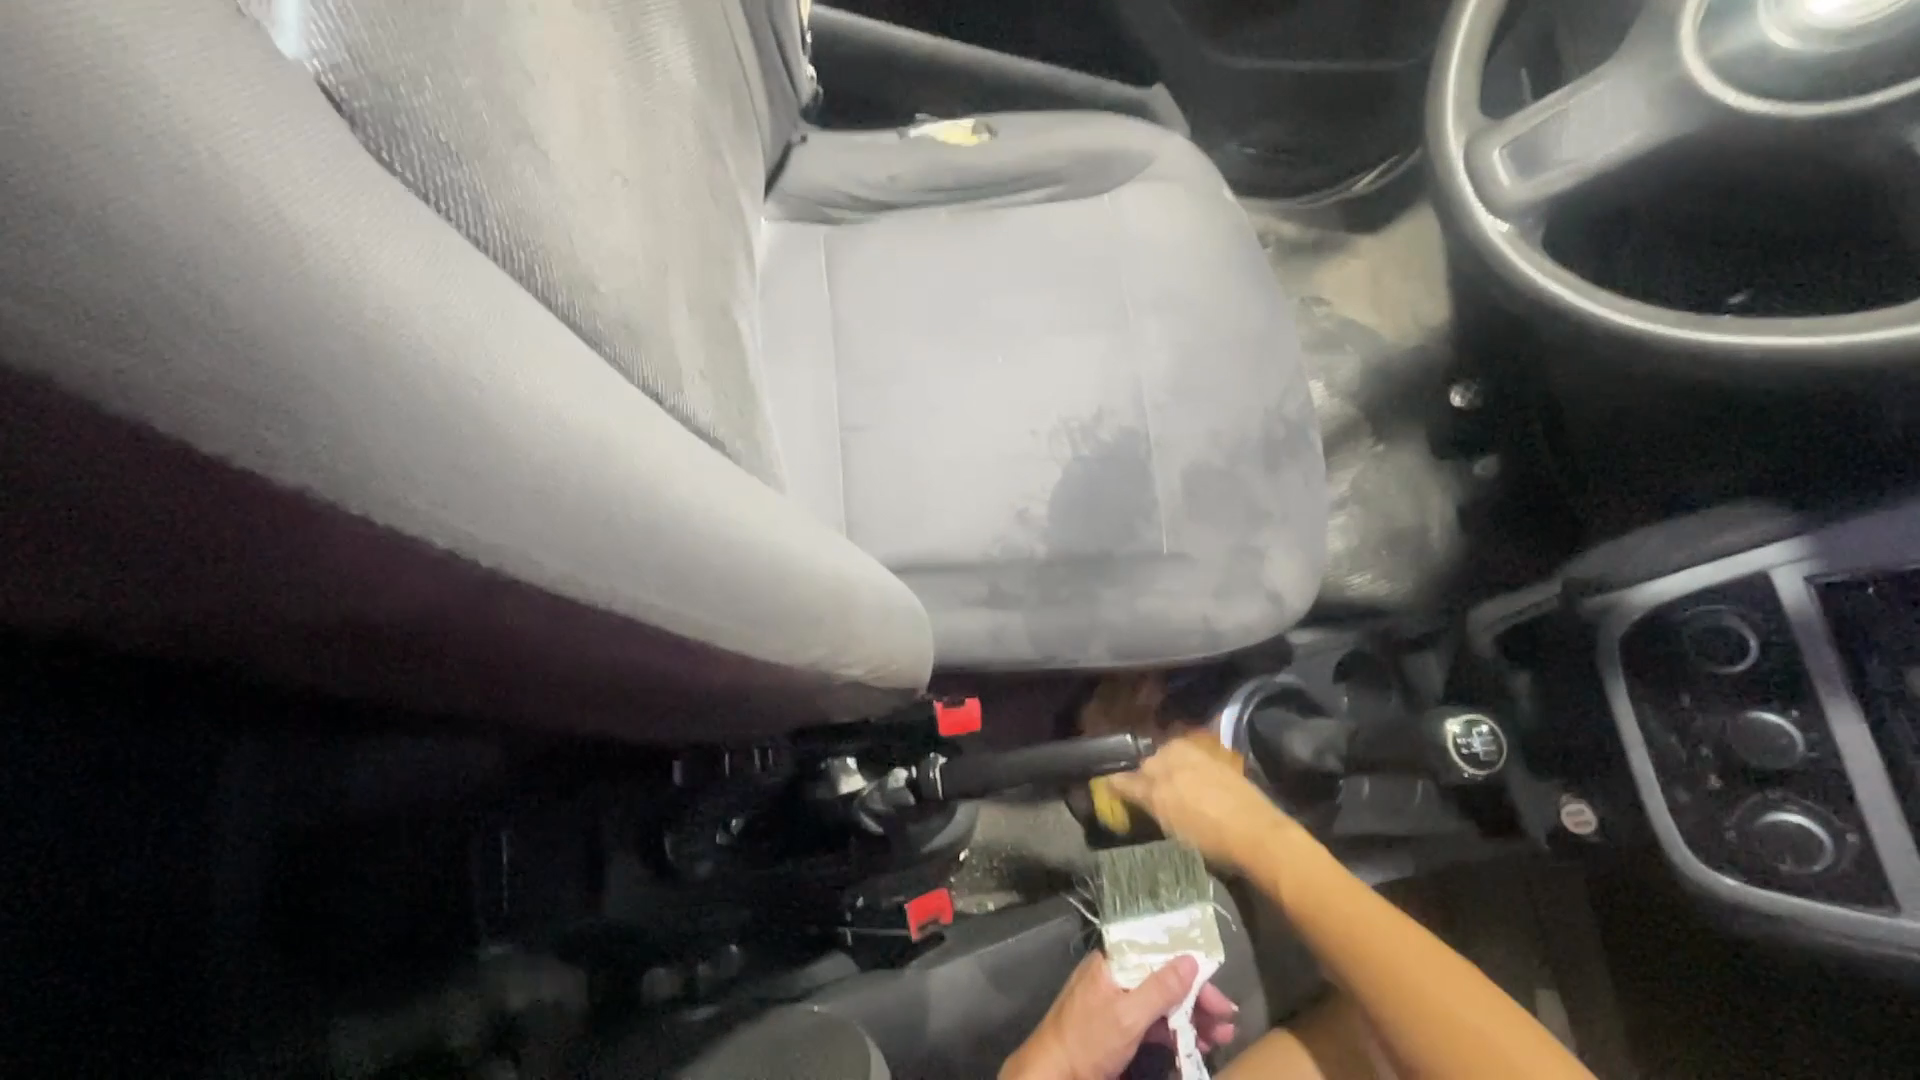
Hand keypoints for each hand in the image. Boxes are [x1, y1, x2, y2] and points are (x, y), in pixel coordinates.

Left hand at [1002, 952, 1237, 1079]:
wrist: (1050, 1075)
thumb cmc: (1087, 1040)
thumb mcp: (1128, 1015)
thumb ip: (1160, 988)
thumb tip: (1191, 958)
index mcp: (1113, 962)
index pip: (1159, 955)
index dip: (1192, 972)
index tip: (1219, 994)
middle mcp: (1116, 976)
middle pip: (1163, 980)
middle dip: (1197, 1001)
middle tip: (1229, 1023)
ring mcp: (1116, 1002)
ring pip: (1161, 1004)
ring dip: (1192, 1019)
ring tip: (1222, 1038)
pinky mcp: (1117, 1028)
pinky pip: (1151, 1023)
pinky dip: (1173, 1033)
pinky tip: (1196, 1047)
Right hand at [1104, 734, 1297, 871]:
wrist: (1258, 835)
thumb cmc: (1214, 845)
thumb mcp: (1174, 832)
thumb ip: (1153, 810)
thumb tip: (1138, 799)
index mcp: (1156, 790)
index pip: (1125, 782)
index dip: (1115, 785)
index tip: (1109, 787)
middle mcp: (1170, 767)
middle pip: (1146, 764)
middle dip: (1142, 774)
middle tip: (1146, 789)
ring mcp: (1193, 758)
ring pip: (1166, 753)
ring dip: (1163, 762)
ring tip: (1169, 776)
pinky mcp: (1214, 757)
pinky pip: (1189, 751)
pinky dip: (1184, 758)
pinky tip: (1190, 771)